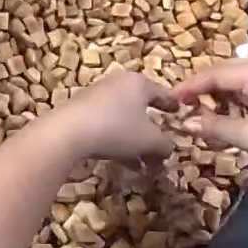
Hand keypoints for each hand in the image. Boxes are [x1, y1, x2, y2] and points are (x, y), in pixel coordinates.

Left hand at [39, 70, 175, 161]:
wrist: (68, 132)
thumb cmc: (117, 129)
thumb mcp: (149, 140)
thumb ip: (164, 145)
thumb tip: (168, 149)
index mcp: (138, 82)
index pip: (162, 92)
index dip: (172, 105)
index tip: (178, 113)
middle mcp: (118, 84)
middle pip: (141, 108)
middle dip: (151, 133)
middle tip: (160, 149)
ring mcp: (97, 96)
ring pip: (123, 120)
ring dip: (135, 142)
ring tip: (143, 165)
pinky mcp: (81, 111)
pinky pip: (106, 125)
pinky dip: (117, 141)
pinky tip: (123, 163)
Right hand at [173, 60, 247, 185]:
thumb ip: (216, 127)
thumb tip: (185, 122)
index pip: (216, 73)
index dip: (190, 86)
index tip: (169, 100)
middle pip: (231, 75)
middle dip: (205, 92)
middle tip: (184, 109)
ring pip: (245, 86)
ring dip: (224, 101)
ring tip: (206, 119)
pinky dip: (242, 106)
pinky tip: (235, 122)